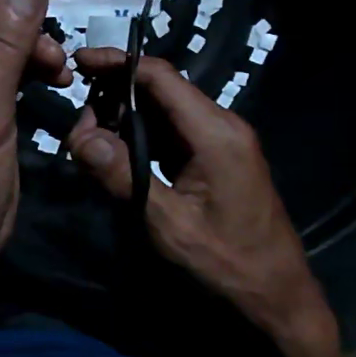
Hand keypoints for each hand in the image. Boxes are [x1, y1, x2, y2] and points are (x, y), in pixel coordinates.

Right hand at [66, 52, 337, 355]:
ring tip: (89, 141)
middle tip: (78, 128)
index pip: (161, 76)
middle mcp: (221, 125)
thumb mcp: (168, 224)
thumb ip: (123, 177)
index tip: (79, 62)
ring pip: (163, 109)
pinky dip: (140, 134)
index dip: (117, 63)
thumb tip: (80, 137)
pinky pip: (172, 130)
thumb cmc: (227, 261)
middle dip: (114, 97)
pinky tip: (116, 153)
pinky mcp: (216, 155)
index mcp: (215, 133)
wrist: (276, 295)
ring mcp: (221, 139)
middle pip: (160, 89)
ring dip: (124, 116)